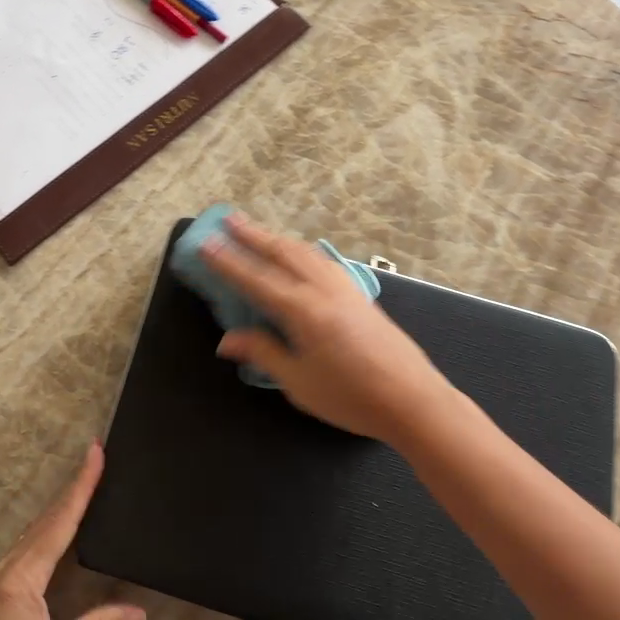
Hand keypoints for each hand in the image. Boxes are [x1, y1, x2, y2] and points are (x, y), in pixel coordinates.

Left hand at [0, 441, 143, 619]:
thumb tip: (137, 610)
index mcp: (18, 581)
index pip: (59, 521)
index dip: (82, 484)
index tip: (96, 450)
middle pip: (43, 522)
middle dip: (71, 492)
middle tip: (94, 461)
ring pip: (29, 537)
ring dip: (58, 514)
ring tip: (83, 493)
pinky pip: (21, 555)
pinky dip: (44, 538)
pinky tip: (55, 540)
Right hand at [203, 214, 456, 443]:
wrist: (412, 399)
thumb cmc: (351, 398)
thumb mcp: (299, 383)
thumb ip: (264, 353)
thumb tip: (227, 340)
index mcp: (303, 310)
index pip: (256, 279)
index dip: (228, 262)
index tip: (206, 243)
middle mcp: (322, 288)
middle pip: (282, 253)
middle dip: (252, 235)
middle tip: (228, 220)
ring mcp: (344, 287)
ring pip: (304, 252)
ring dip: (277, 239)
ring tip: (256, 230)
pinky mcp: (359, 293)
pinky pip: (322, 260)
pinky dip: (300, 249)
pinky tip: (298, 253)